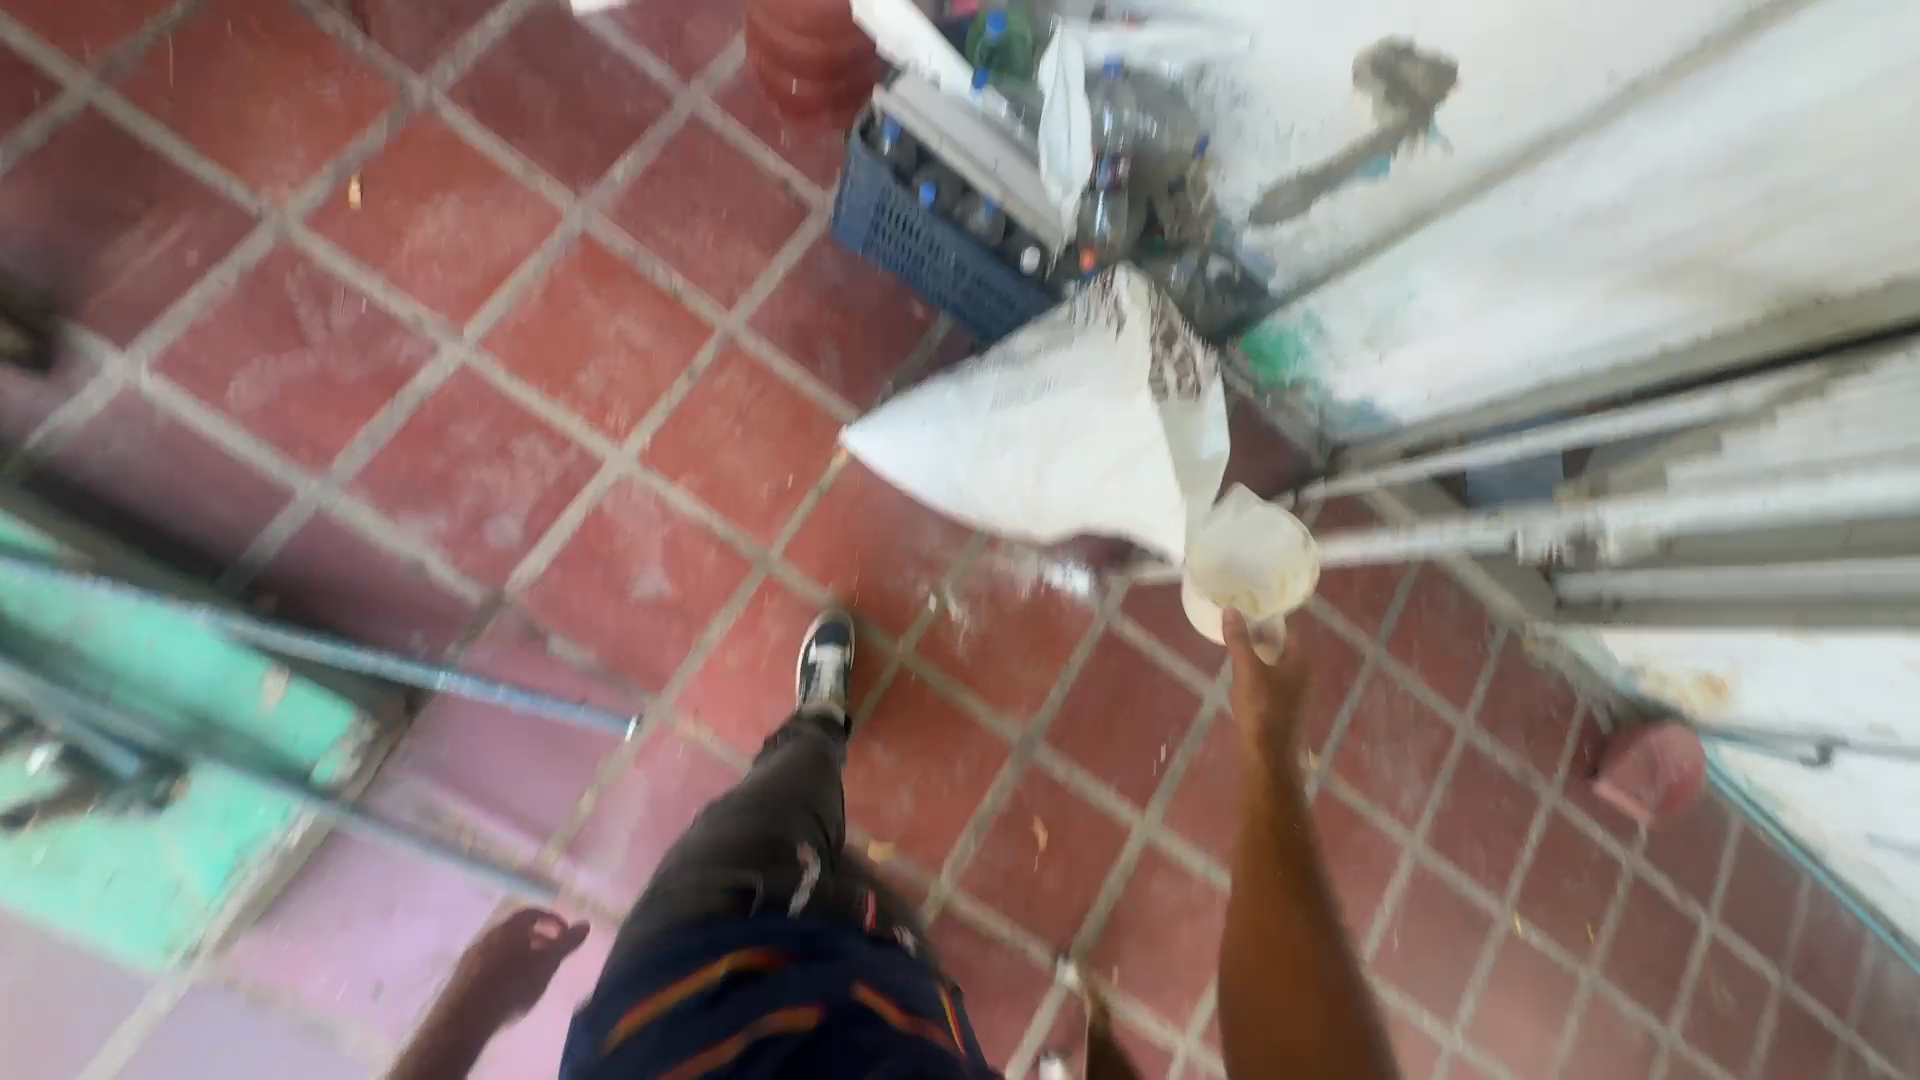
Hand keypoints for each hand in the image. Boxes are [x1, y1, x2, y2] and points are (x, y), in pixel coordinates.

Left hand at [446, 908, 589, 1023]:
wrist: (463, 1021)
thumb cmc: (512, 985)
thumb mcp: (547, 964)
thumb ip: (567, 943)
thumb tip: (586, 923)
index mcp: (510, 928)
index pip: (534, 912)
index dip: (552, 920)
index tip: (564, 935)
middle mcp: (489, 936)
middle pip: (516, 930)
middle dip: (537, 939)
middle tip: (550, 956)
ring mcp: (471, 957)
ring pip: (501, 948)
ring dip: (518, 955)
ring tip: (530, 975)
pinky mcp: (459, 979)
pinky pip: (487, 965)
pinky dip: (502, 969)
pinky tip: (507, 989)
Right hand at [1223, 611, 1310, 775]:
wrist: (1269, 755)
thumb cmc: (1262, 708)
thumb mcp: (1246, 670)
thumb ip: (1239, 640)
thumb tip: (1231, 611)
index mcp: (1302, 662)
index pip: (1289, 630)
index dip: (1269, 620)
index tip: (1249, 612)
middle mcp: (1307, 676)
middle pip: (1285, 648)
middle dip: (1263, 638)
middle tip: (1239, 629)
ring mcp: (1300, 695)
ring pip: (1281, 666)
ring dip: (1262, 657)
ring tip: (1238, 651)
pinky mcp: (1290, 709)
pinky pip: (1278, 683)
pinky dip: (1263, 675)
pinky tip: (1245, 680)